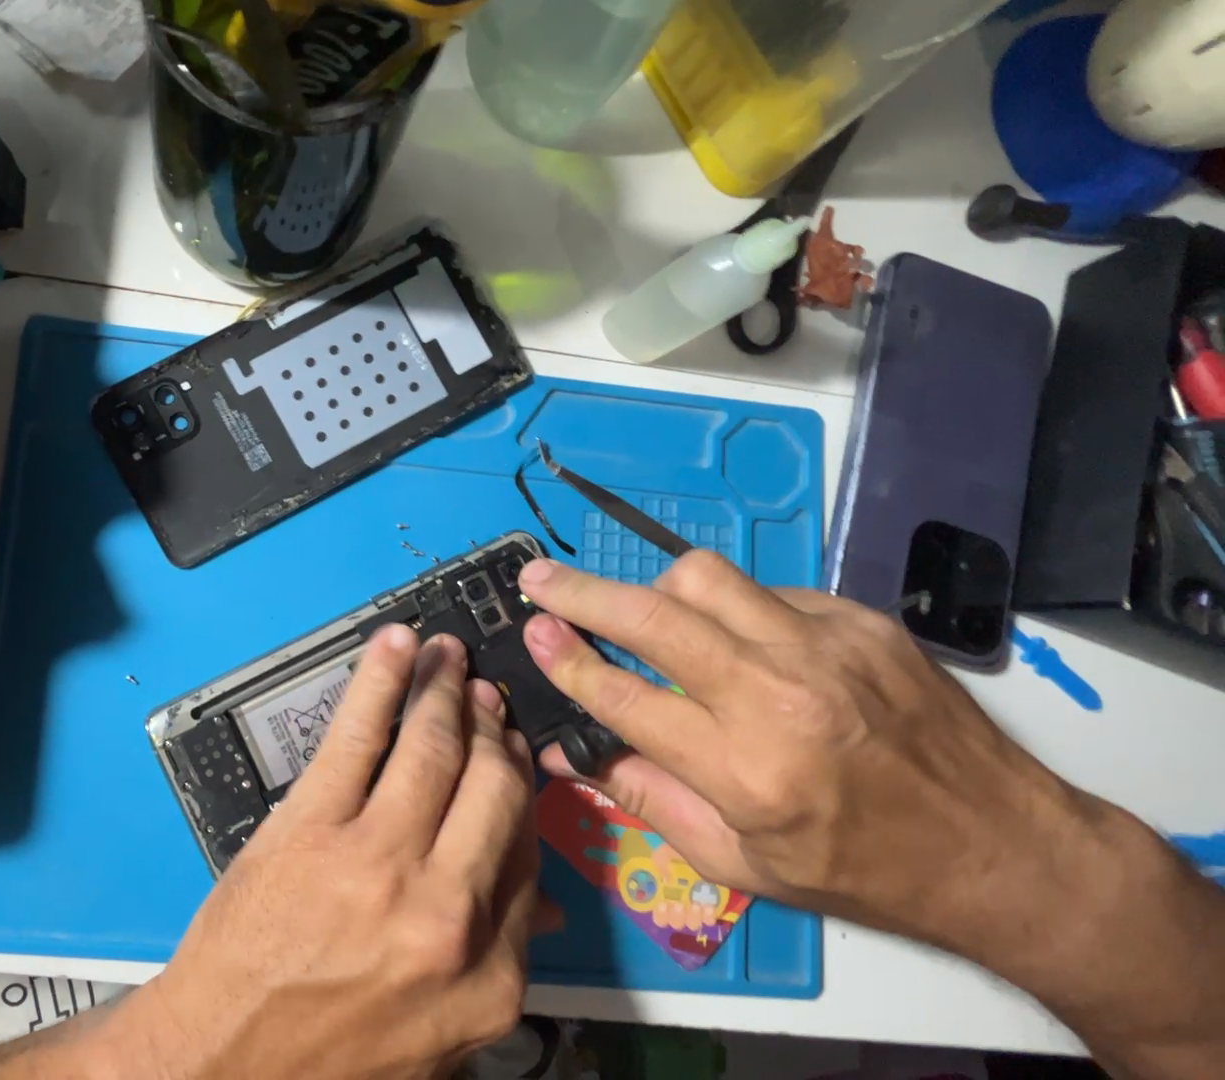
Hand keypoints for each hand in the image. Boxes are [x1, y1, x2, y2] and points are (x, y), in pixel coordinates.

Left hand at [123, 626, 552, 1079]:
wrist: (224, 1062)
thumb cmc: (333, 1052)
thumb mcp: (438, 1034)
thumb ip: (493, 956)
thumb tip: (536, 894)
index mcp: (490, 971)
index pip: (526, 850)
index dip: (520, 786)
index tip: (510, 750)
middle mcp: (447, 909)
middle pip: (493, 788)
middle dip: (493, 729)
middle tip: (487, 695)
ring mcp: (376, 858)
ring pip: (432, 750)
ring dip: (444, 689)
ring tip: (450, 657)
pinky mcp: (312, 824)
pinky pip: (358, 736)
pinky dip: (382, 681)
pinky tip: (398, 647)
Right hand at [514, 553, 1093, 953]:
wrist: (1003, 848)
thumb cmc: (856, 869)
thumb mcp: (737, 862)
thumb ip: (643, 796)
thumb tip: (565, 750)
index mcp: (743, 769)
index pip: (623, 696)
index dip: (565, 660)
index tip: (530, 630)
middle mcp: (777, 696)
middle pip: (650, 618)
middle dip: (580, 593)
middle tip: (538, 579)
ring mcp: (822, 647)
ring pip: (703, 579)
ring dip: (657, 590)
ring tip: (644, 610)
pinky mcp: (858, 621)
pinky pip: (763, 590)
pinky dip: (730, 606)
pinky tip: (739, 639)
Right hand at [647, 845, 718, 930]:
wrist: (705, 851)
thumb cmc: (679, 854)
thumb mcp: (665, 853)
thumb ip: (661, 863)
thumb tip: (665, 878)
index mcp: (664, 895)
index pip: (659, 916)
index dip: (660, 914)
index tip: (663, 904)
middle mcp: (678, 904)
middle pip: (675, 923)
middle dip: (677, 916)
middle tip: (680, 905)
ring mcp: (696, 907)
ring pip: (693, 925)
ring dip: (693, 917)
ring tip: (696, 905)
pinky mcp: (712, 907)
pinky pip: (710, 920)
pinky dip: (708, 915)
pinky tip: (708, 904)